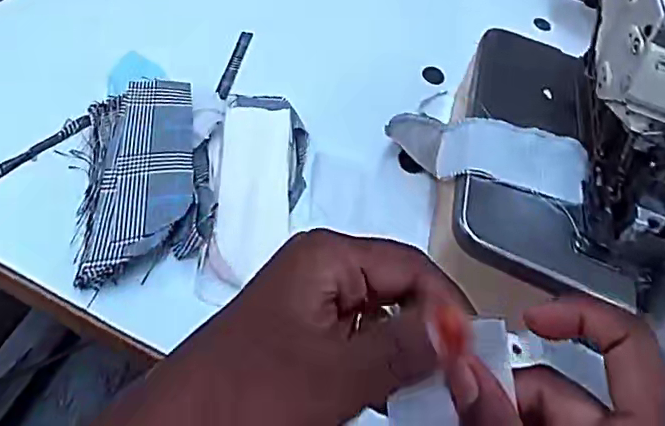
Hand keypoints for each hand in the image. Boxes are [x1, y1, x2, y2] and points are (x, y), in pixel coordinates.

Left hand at [96, 229, 473, 425]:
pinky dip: (387, 364)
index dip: (448, 305)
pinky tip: (405, 397)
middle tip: (465, 377)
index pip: (410, 264)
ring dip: (413, 351)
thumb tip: (456, 327)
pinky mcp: (308, 330)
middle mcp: (322, 266)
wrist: (186, 421)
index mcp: (326, 255)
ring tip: (442, 390)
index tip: (478, 354)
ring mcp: (314, 298)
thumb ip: (399, 349)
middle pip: (399, 286)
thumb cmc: (246, 389)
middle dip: (433, 328)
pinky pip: (362, 338)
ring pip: (383, 316)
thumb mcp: (334, 375)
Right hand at [448, 295, 664, 425]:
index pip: (627, 336)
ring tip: (474, 415)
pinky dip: (522, 423)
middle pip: (570, 381)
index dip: (575, 313)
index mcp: (647, 425)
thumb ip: (498, 413)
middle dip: (514, 385)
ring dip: (512, 407)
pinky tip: (491, 425)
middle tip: (472, 397)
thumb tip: (460, 360)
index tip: (530, 317)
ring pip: (558, 409)